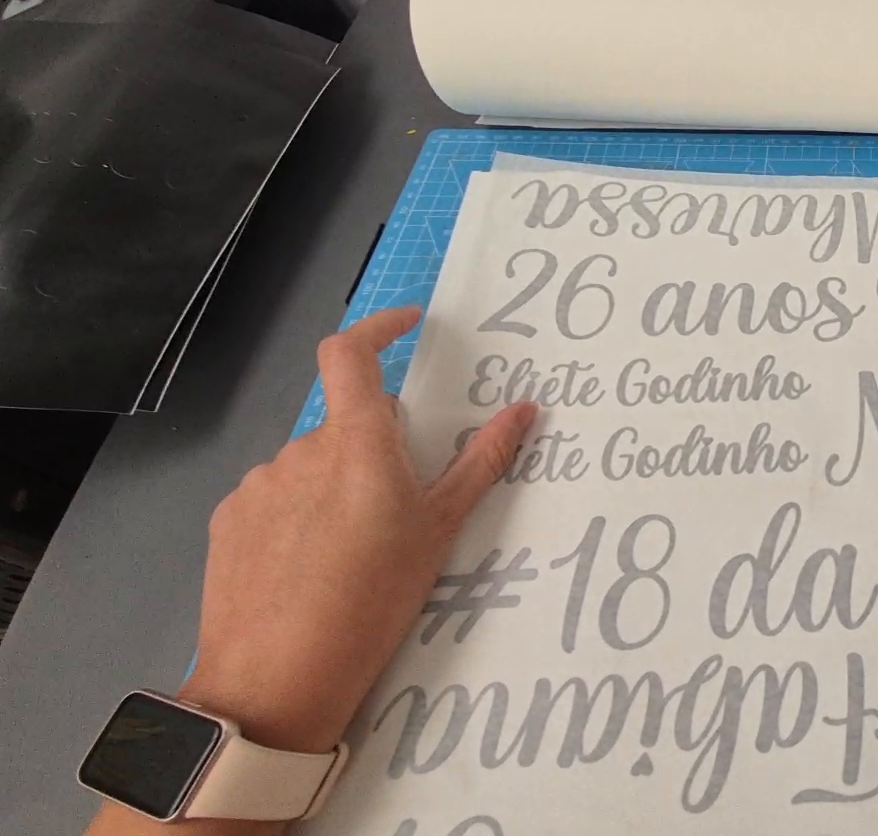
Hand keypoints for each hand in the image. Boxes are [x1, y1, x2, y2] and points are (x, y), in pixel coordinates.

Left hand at [178, 308, 536, 753]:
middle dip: (380, 443)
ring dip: (342, 477)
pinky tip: (317, 558)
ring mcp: (258, 485)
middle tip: (406, 497)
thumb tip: (524, 409)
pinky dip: (306, 505)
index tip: (409, 324)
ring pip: (315, 459)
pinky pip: (280, 491)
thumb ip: (482, 460)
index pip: (349, 356)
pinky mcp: (228, 520)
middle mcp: (301, 451)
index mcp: (357, 445)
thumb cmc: (377, 593)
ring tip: (360, 541)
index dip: (378, 328)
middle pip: (347, 421)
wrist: (278, 678)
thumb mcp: (443, 526)